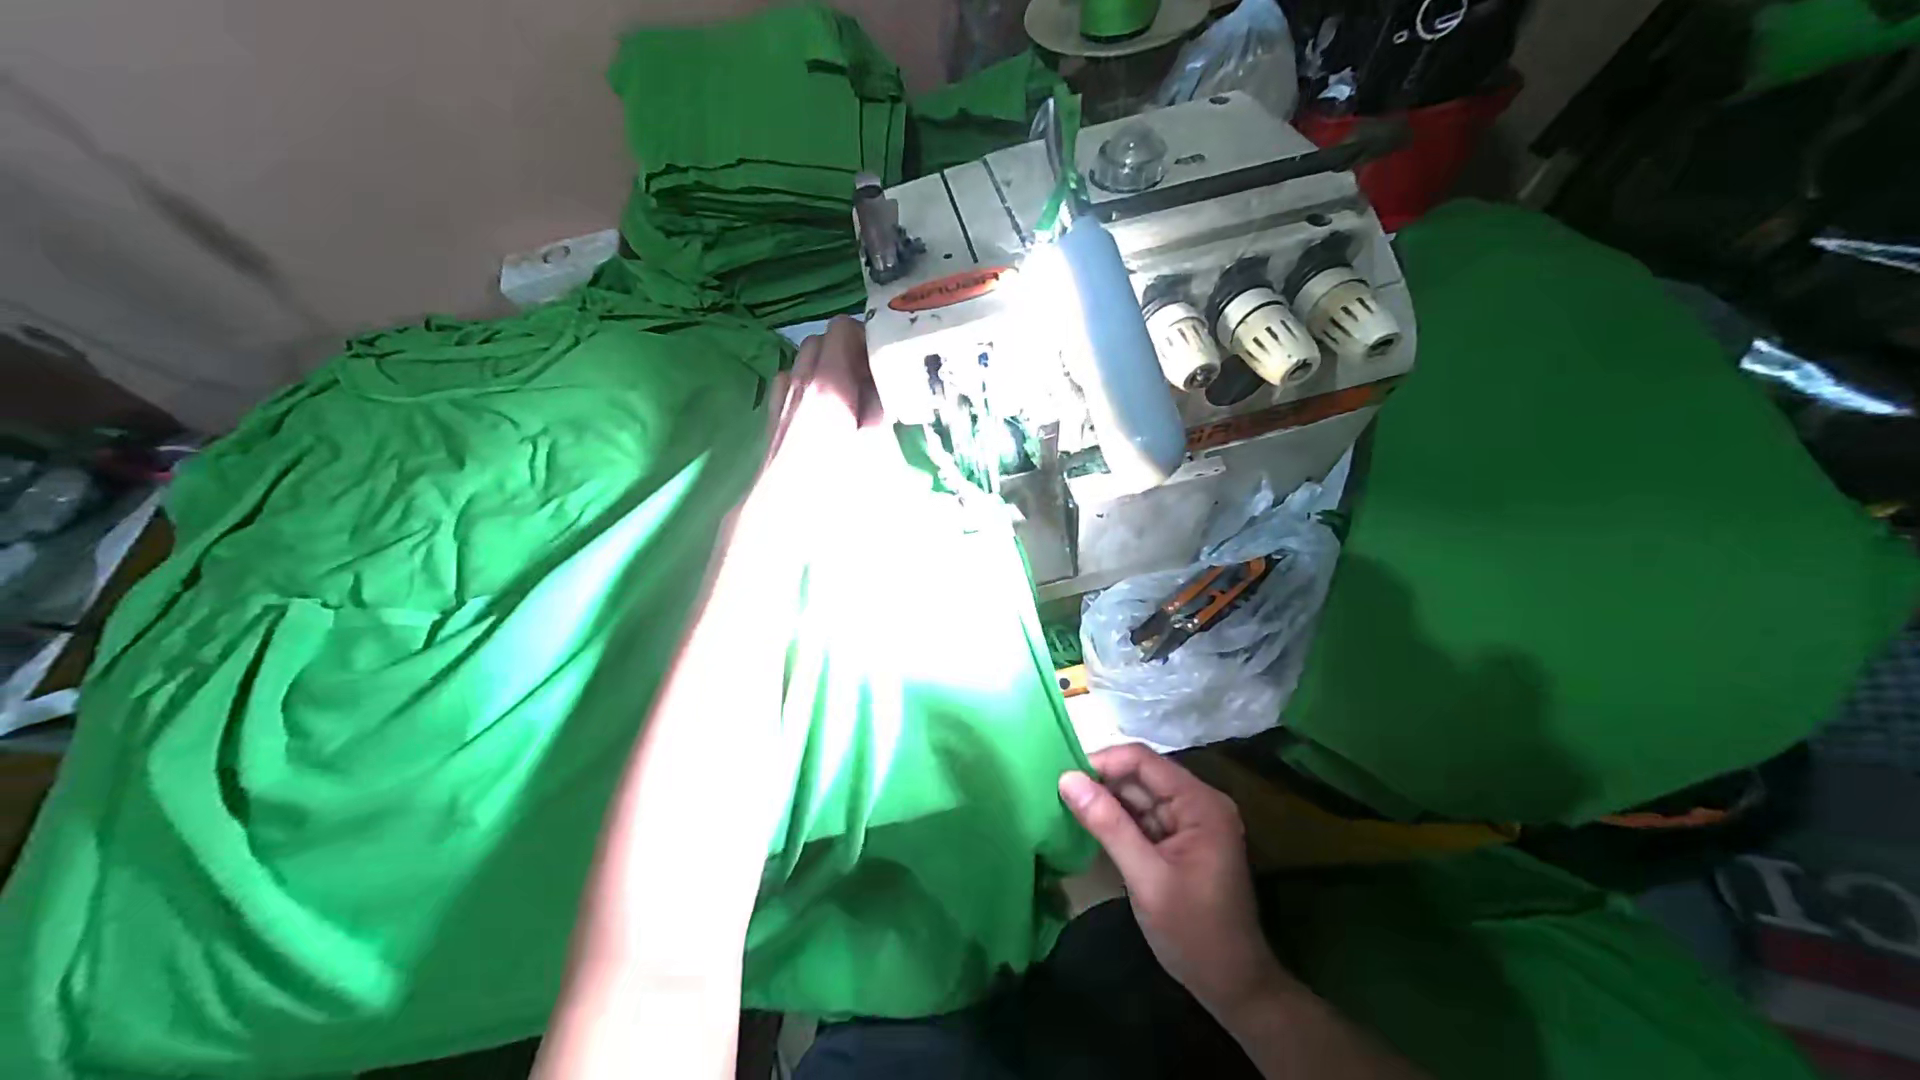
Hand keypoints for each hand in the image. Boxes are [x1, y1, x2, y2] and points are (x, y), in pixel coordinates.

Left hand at [749, 315, 886, 508]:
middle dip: (846, 351)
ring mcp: (782, 395)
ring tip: (846, 397)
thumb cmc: (834, 483)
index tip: (881, 361)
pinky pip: (791, 382)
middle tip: (869, 380)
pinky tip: (820, 414)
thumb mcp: (875, 446)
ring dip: (826, 368)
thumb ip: (882, 405)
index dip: (866, 337)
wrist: (781, 511)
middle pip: (822, 340)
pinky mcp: (772, 413)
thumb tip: (884, 381)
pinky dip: (807, 386)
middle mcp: (800, 379)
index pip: (843, 328)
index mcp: (829, 381)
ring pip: (804, 360)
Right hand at [1058, 744, 1291, 1022]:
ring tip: (1067, 808)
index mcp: (1201, 804)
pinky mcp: (1181, 839)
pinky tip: (1090, 826)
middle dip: (1100, 782)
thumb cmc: (1193, 933)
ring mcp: (1191, 821)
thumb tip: (1066, 778)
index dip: (1102, 762)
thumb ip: (1107, 824)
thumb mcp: (1145, 878)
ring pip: (1138, 795)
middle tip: (1058, 795)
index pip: (1143, 761)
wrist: (1234, 987)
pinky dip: (1117, 819)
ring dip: (1106, 800)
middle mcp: (1199, 802)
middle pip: (1140, 775)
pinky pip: (1143, 816)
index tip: (1063, 778)